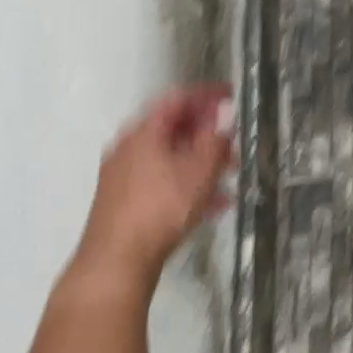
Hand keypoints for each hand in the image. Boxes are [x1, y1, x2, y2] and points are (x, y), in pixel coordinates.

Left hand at [71, 84, 235, 288]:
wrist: (117, 258)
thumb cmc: (162, 207)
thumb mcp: (199, 172)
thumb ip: (214, 142)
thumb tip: (222, 121)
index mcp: (144, 134)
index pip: (177, 100)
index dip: (206, 95)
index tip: (231, 95)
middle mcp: (129, 148)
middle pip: (172, 128)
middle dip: (207, 131)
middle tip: (234, 138)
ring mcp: (124, 175)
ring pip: (170, 157)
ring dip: (201, 160)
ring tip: (231, 175)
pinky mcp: (125, 199)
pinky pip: (163, 179)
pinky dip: (188, 182)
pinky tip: (212, 203)